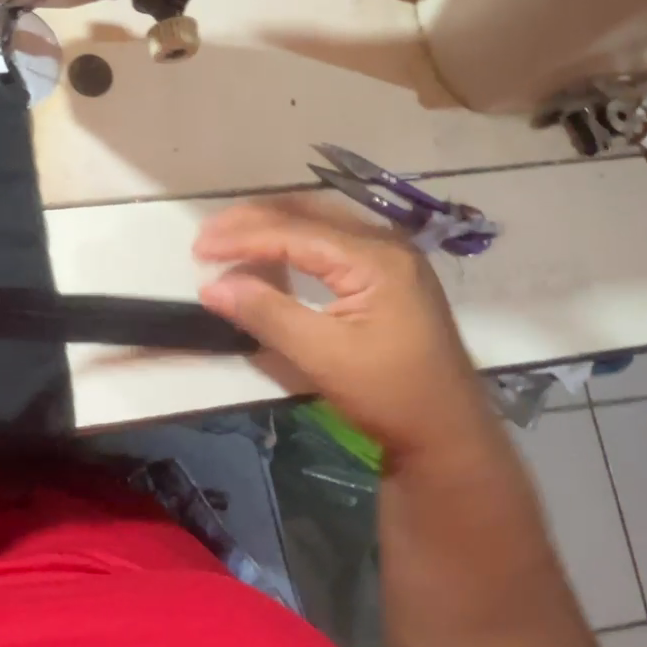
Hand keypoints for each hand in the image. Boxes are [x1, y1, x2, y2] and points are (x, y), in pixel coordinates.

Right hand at [193, 200, 492, 457]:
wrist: (447, 433)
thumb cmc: (389, 394)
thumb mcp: (322, 356)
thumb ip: (266, 313)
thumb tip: (212, 286)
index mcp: (375, 259)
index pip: (295, 232)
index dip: (242, 237)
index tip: (198, 249)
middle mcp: (386, 245)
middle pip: (309, 213)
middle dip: (253, 220)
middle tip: (207, 237)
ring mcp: (391, 259)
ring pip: (320, 223)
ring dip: (272, 228)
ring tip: (229, 240)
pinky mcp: (388, 276)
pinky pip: (332, 242)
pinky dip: (293, 243)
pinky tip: (270, 257)